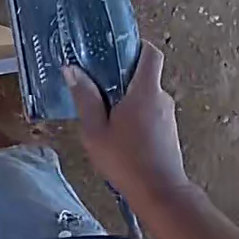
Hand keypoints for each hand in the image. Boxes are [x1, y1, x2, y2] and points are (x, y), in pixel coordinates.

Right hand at [64, 42, 192, 204]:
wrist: (160, 194)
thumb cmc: (125, 160)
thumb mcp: (95, 129)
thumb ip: (85, 98)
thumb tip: (72, 69)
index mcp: (144, 92)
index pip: (150, 54)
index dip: (136, 44)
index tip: (114, 45)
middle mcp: (161, 98)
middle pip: (143, 73)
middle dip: (120, 73)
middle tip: (92, 77)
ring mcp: (167, 114)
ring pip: (144, 93)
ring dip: (124, 94)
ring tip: (98, 104)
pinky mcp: (167, 129)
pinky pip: (148, 108)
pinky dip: (132, 109)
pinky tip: (113, 123)